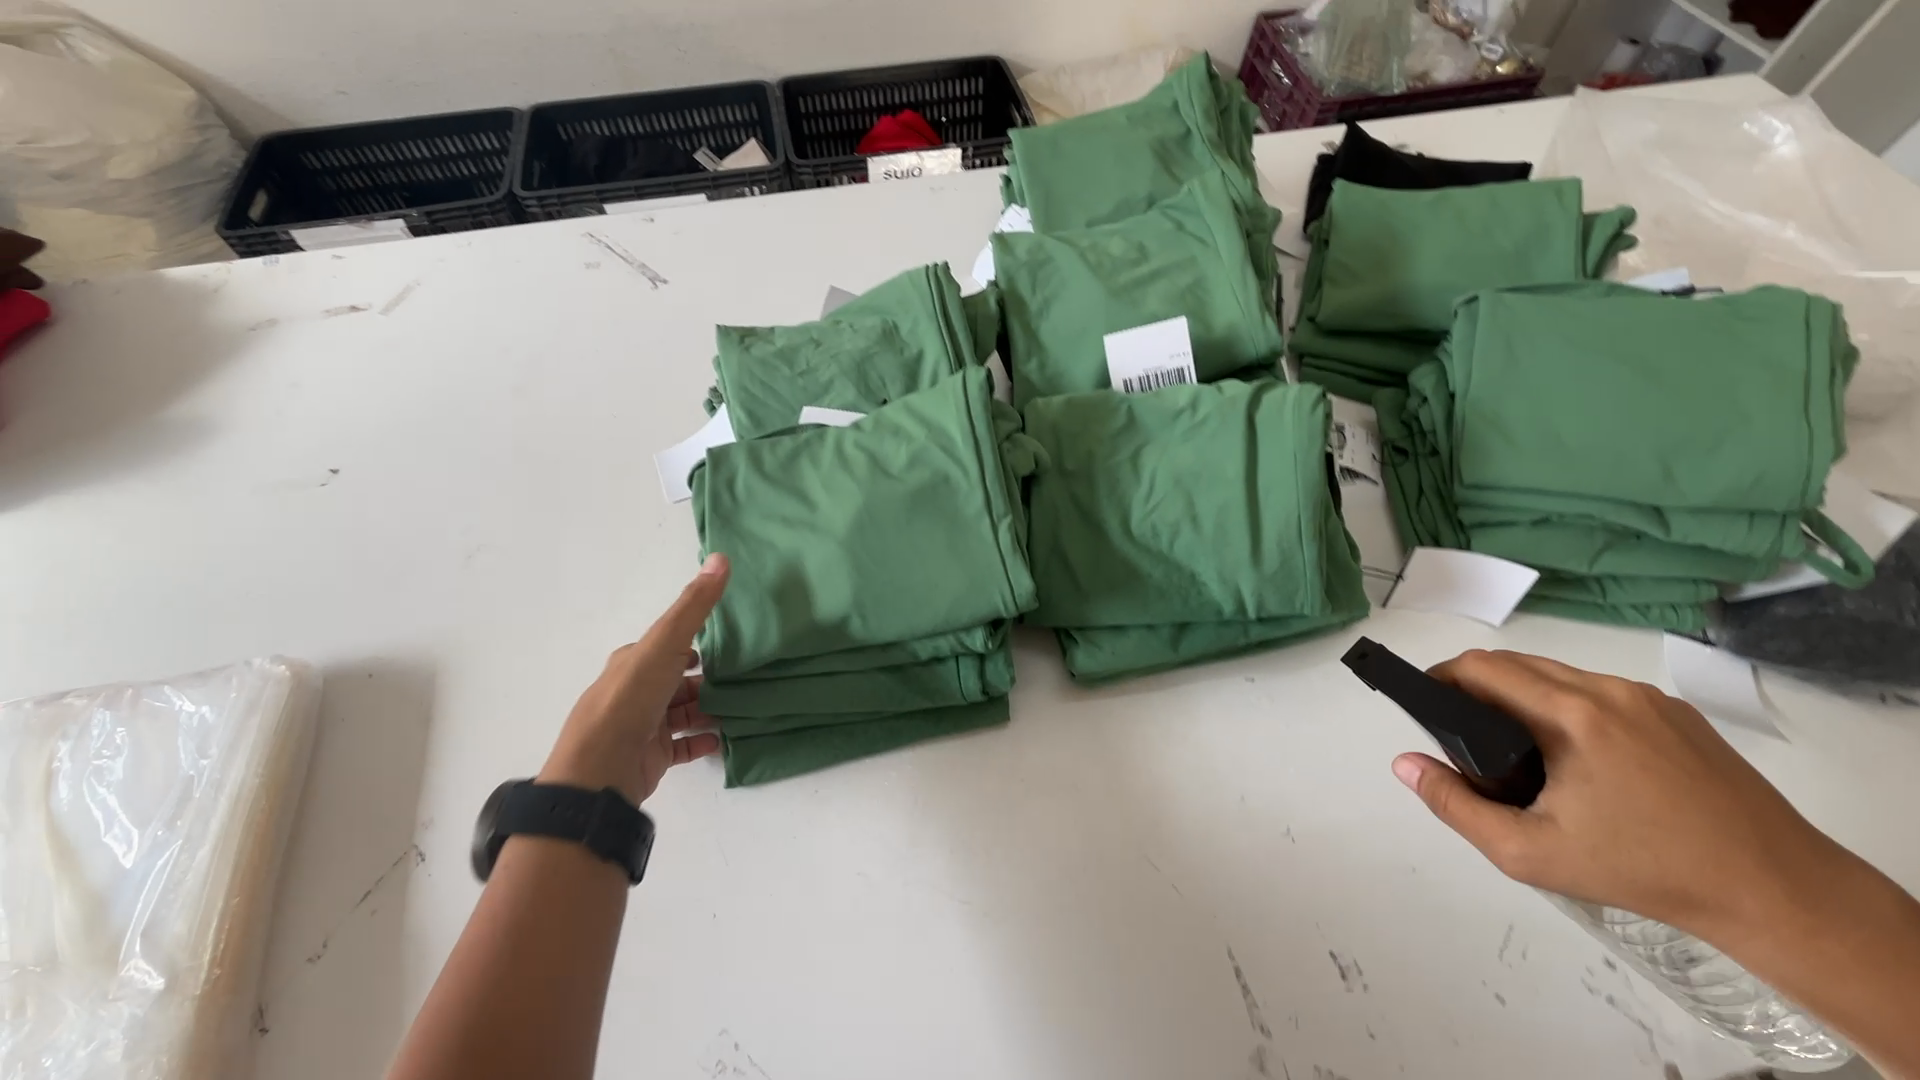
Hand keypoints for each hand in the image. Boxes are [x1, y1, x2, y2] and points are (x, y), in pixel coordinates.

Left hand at [539, 554, 729, 803]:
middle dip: (704, 678)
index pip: (665, 646)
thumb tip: (721, 557)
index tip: (723, 644)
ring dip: (708, 709)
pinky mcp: (652, 756)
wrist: (603, 768)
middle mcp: (636, 692)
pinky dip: (703, 740)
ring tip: (742, 706)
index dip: (690, 643)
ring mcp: (643, 726)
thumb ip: (694, 605)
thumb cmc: (632, 698)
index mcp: (633, 662)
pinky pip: (684, 745)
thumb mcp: (665, 642)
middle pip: (675, 680)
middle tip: (743, 677)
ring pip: (682, 712)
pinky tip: (725, 737)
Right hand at [1390, 649, 1849, 940]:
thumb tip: (1404, 762)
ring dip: (1521, 694)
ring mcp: (1649, 699)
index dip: (1441, 676)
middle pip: (1518, 664)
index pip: (1483, 667)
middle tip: (1460, 732)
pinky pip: (1600, 692)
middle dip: (1476, 685)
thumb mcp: (1528, 852)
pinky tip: (1574, 756)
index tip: (1424, 703)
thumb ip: (1455, 805)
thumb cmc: (1640, 870)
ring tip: (1513, 746)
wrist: (1774, 889)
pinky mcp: (1679, 714)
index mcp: (1571, 714)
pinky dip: (1566, 705)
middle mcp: (1609, 690)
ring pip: (1560, 675)